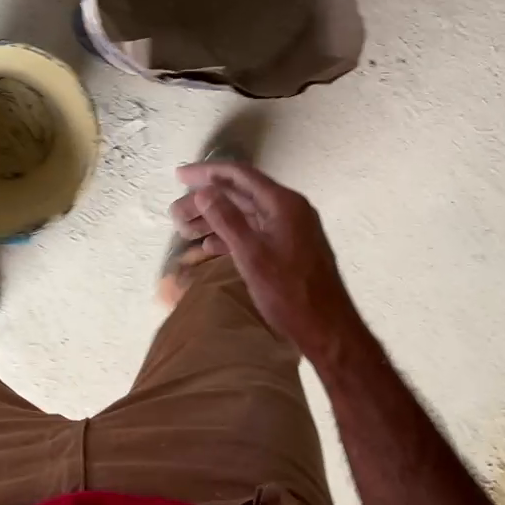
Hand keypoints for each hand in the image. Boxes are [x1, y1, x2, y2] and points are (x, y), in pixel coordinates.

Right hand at [170, 160, 361, 358]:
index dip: (207, 173)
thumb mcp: (251, 255)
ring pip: (245, 214)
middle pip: (240, 194)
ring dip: (214, 219)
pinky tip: (209, 245)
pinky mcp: (289, 248)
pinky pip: (254, 231)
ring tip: (184, 230)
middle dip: (205, 201)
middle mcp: (288, 209)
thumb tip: (204, 192)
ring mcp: (290, 229)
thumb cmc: (290, 293)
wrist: (329, 331)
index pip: (239, 175)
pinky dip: (230, 234)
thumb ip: (226, 219)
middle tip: (175, 214)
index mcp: (283, 203)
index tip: (179, 177)